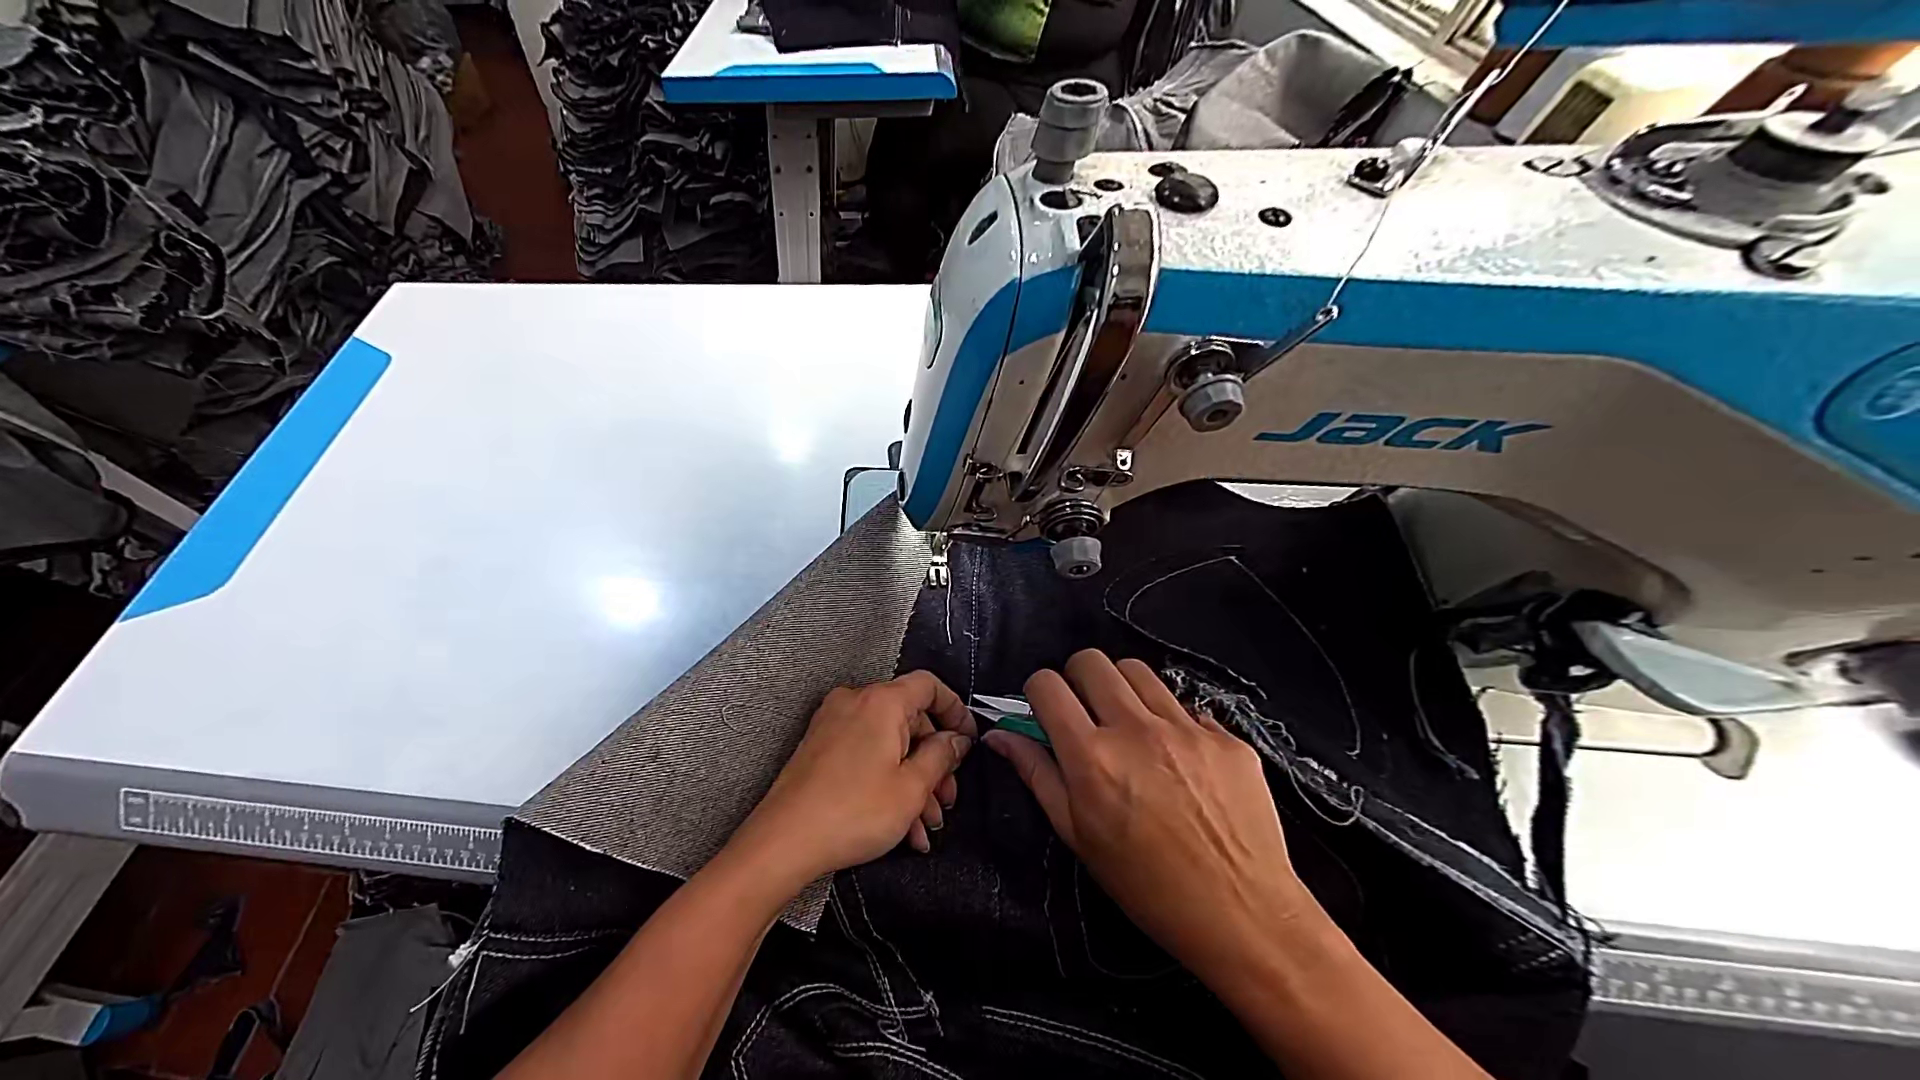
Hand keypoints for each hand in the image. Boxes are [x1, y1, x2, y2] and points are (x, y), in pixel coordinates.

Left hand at [730, 671, 976, 889]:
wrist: (784, 842)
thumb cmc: (848, 813)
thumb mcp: (913, 787)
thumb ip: (942, 755)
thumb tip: (955, 740)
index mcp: (882, 701)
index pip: (929, 686)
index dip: (955, 710)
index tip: (967, 738)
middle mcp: (856, 703)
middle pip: (910, 719)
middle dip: (934, 761)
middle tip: (947, 796)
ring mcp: (834, 724)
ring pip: (889, 743)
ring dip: (913, 780)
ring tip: (925, 823)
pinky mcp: (821, 747)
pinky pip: (866, 755)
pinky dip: (886, 781)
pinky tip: (901, 824)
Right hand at [984, 650, 1315, 980]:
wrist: (1241, 914)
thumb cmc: (1146, 885)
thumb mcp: (1077, 835)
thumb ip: (1036, 773)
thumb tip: (999, 735)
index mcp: (1092, 757)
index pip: (1047, 685)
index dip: (1038, 692)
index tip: (1046, 710)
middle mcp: (1136, 730)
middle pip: (1091, 661)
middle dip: (1077, 678)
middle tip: (1084, 711)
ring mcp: (1186, 728)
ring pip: (1137, 670)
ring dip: (1122, 689)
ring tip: (1129, 726)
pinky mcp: (1225, 736)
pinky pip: (1185, 706)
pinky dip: (1170, 720)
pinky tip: (1177, 758)